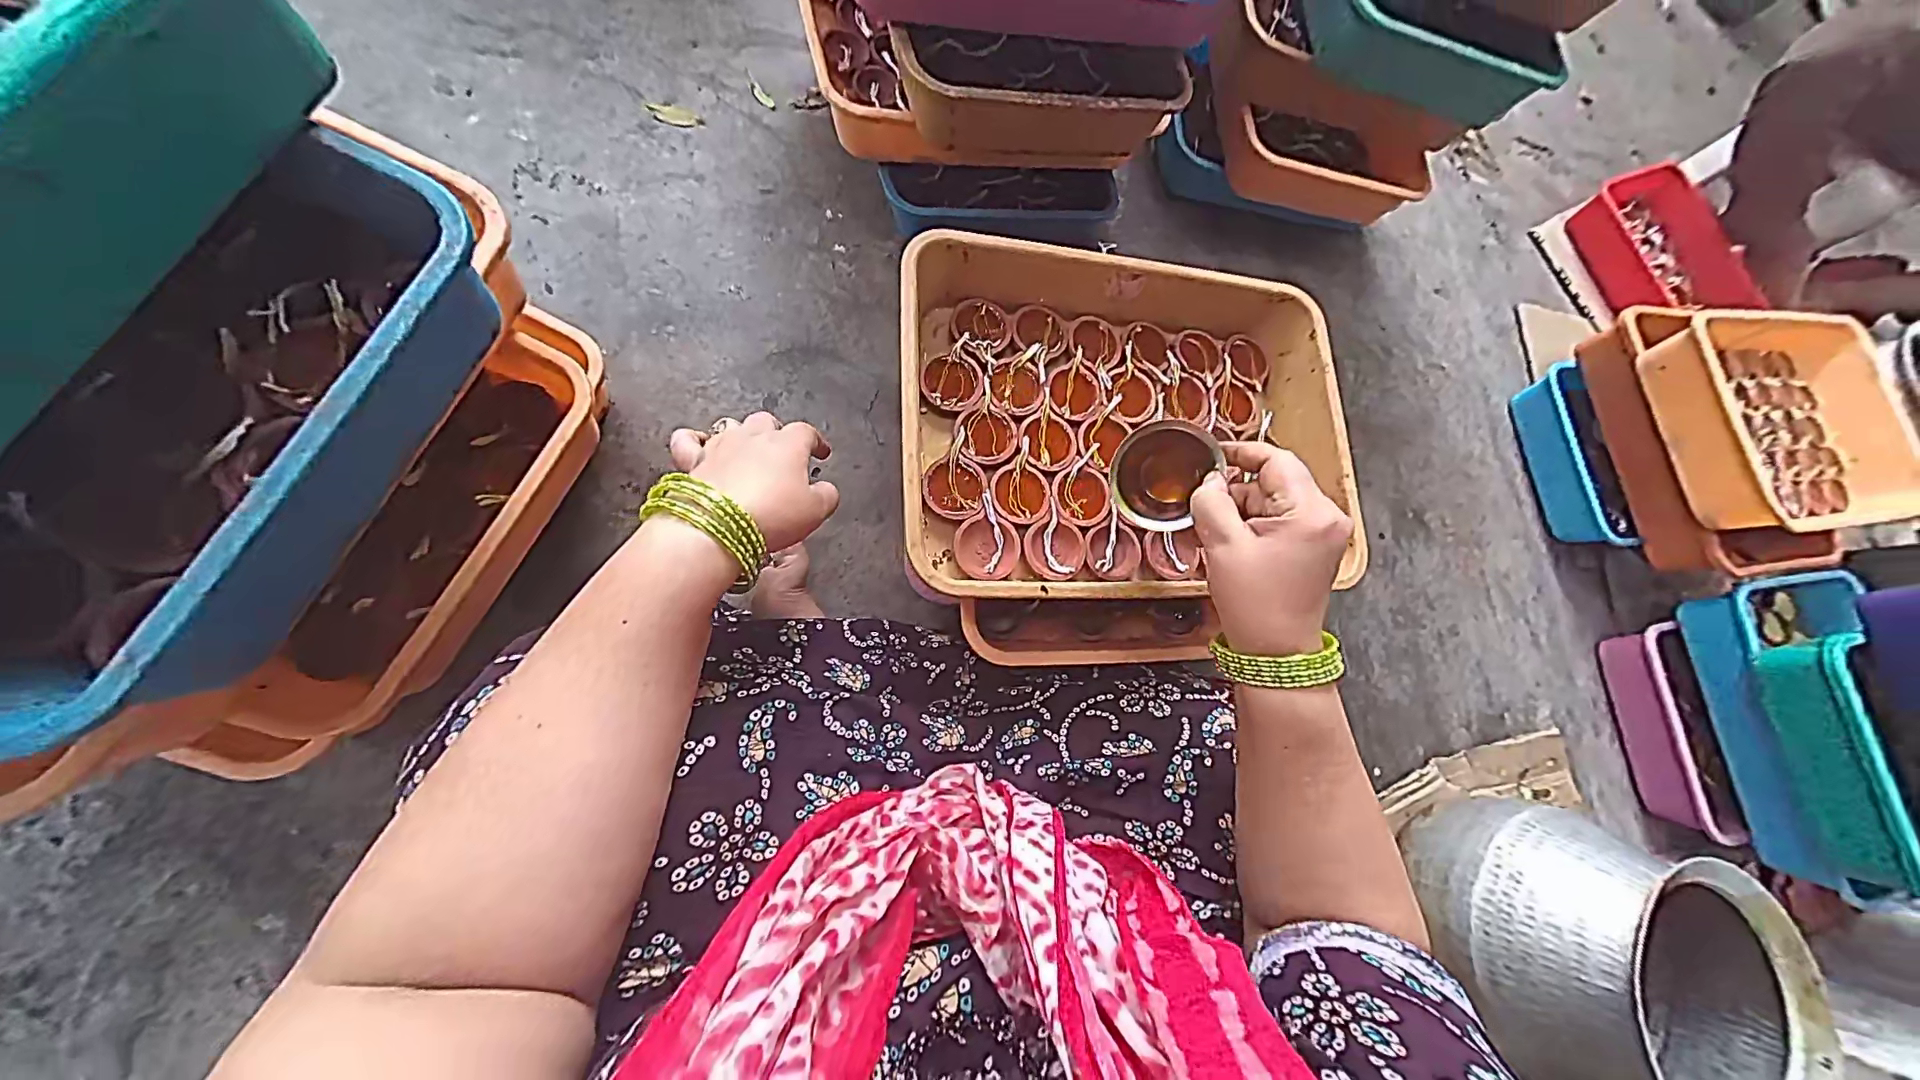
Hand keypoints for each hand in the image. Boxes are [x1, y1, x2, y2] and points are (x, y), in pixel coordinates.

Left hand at [664, 412, 838, 553]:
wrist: (720, 526)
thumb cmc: (769, 515)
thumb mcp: (817, 510)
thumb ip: (827, 495)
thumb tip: (827, 491)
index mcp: (788, 444)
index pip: (807, 432)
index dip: (816, 442)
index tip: (819, 451)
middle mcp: (753, 437)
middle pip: (767, 422)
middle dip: (777, 433)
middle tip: (783, 452)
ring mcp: (721, 446)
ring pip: (732, 426)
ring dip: (742, 437)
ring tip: (748, 453)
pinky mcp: (694, 461)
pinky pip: (688, 440)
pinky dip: (694, 440)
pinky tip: (701, 445)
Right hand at [1190, 442, 1350, 656]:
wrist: (1276, 652)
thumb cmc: (1257, 606)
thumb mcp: (1223, 546)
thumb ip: (1211, 502)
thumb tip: (1209, 480)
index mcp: (1311, 513)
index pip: (1276, 460)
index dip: (1241, 453)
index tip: (1214, 454)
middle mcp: (1327, 517)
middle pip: (1272, 483)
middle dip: (1234, 495)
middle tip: (1205, 514)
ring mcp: (1323, 533)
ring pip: (1272, 503)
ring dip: (1240, 513)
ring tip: (1217, 541)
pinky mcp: (1314, 547)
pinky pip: (1278, 521)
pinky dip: (1251, 527)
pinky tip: (1231, 547)